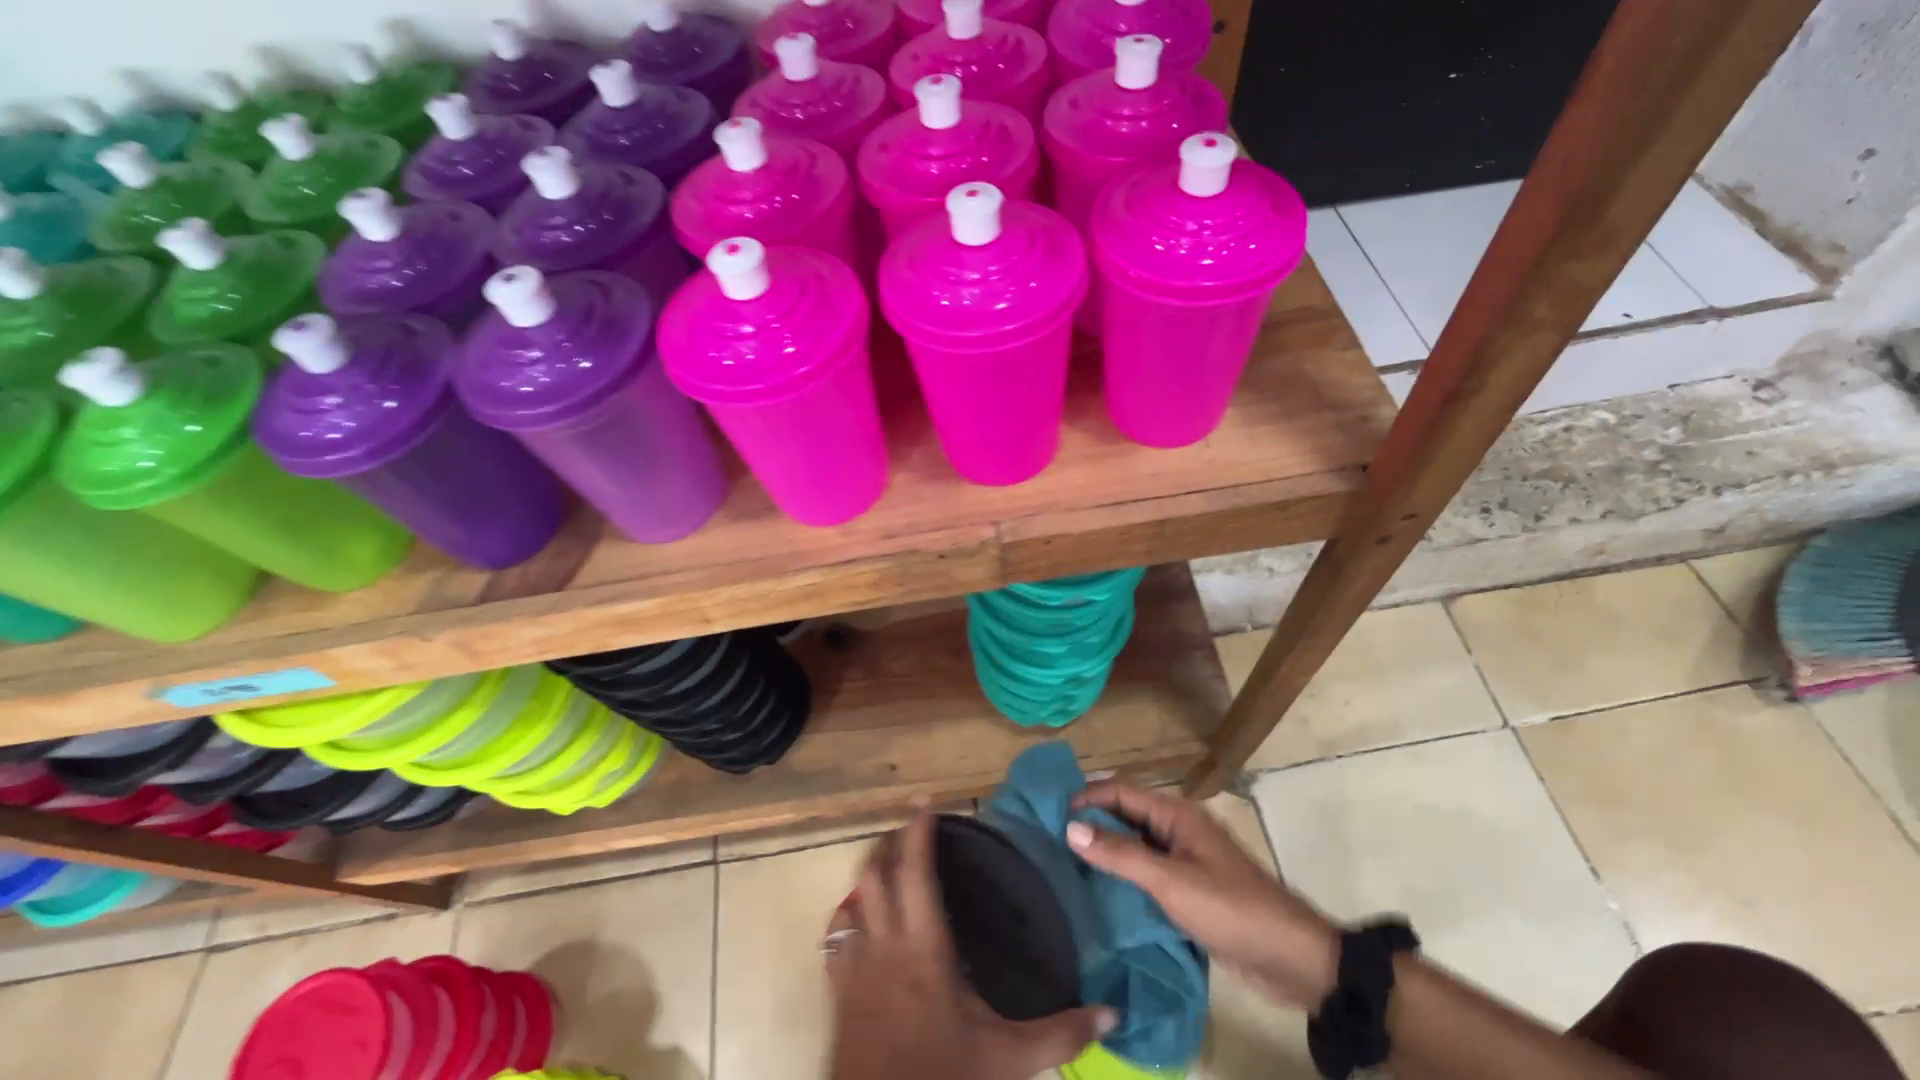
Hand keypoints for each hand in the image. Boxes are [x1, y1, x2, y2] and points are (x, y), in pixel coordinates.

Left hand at [826, 812, 1115, 1079]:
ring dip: (871, 873)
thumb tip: (1113, 1013)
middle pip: (875, 874)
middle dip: (890, 841)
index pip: (915, 874)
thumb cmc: (940, 1076)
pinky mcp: (839, 990)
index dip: (918, 834)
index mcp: (923, 949)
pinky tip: (868, 920)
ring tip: (892, 860)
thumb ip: (1061, 1034)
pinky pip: (841, 934)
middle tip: (911, 823)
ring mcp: (854, 966)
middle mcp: (882, 945)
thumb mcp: (1008, 1059)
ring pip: (855, 899)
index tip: (925, 802)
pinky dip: (855, 914)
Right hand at [1068, 782, 1339, 1012]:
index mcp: (1178, 816)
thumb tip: (1069, 827)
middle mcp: (1179, 830)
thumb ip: (1121, 855)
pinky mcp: (1189, 890)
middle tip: (1046, 839)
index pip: (1122, 792)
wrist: (1290, 958)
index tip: (1047, 813)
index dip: (1086, 797)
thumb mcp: (1171, 882)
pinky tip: (1096, 893)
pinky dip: (1121, 876)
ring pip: (1135, 846)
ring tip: (1062, 864)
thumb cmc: (1231, 910)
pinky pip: (1146, 873)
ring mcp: (1185, 861)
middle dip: (1090, 822)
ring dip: (1104, 851)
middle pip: (1126, 816)